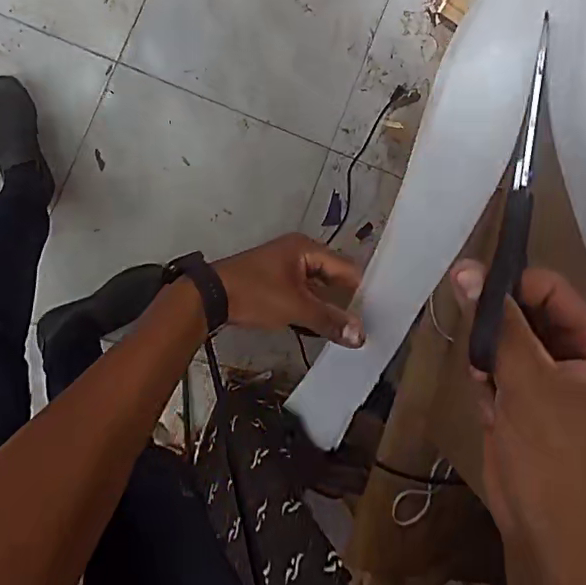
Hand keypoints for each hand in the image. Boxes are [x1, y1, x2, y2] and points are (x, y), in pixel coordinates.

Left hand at [216, 233, 364, 346]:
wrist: (209, 298)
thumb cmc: (255, 294)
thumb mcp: (295, 308)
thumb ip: (328, 320)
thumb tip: (360, 336)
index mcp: (307, 248)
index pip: (346, 267)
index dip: (360, 290)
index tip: (376, 313)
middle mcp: (299, 252)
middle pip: (333, 276)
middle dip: (345, 299)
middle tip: (364, 323)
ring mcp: (285, 266)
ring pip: (318, 287)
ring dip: (328, 306)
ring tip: (347, 329)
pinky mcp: (275, 281)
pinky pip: (303, 293)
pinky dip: (312, 308)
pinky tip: (321, 327)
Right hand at [452, 259, 585, 584]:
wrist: (555, 557)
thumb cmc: (553, 463)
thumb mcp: (527, 382)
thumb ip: (497, 322)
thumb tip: (466, 268)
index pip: (554, 292)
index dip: (513, 286)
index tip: (469, 289)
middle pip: (534, 319)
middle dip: (500, 331)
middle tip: (476, 346)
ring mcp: (564, 395)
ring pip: (517, 349)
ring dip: (494, 361)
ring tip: (485, 383)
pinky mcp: (540, 418)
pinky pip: (511, 380)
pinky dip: (494, 387)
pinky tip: (490, 409)